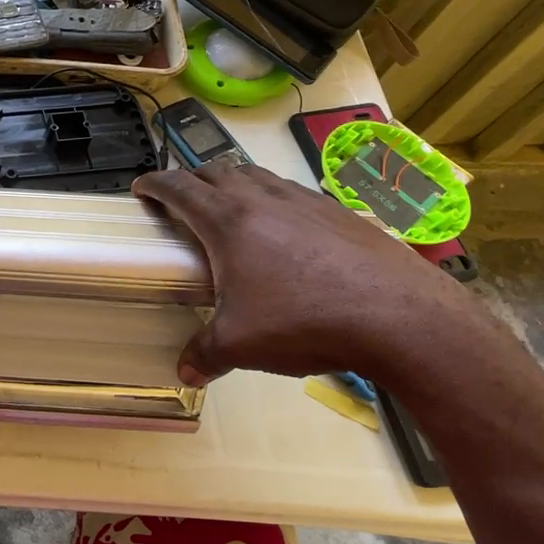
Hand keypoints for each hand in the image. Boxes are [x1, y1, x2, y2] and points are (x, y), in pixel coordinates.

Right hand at [131, 159, 484, 386]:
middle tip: (181, 199)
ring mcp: (305, 201)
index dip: (154, 184)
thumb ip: (206, 353)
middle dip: (191, 179)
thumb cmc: (306, 322)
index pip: (178, 186)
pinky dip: (275, 201)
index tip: (141, 188)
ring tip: (231, 208)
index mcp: (227, 219)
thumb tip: (184, 373)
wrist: (402, 318)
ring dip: (234, 183)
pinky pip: (294, 193)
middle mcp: (262, 198)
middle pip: (215, 170)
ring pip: (257, 175)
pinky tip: (287, 232)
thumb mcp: (243, 344)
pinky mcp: (341, 213)